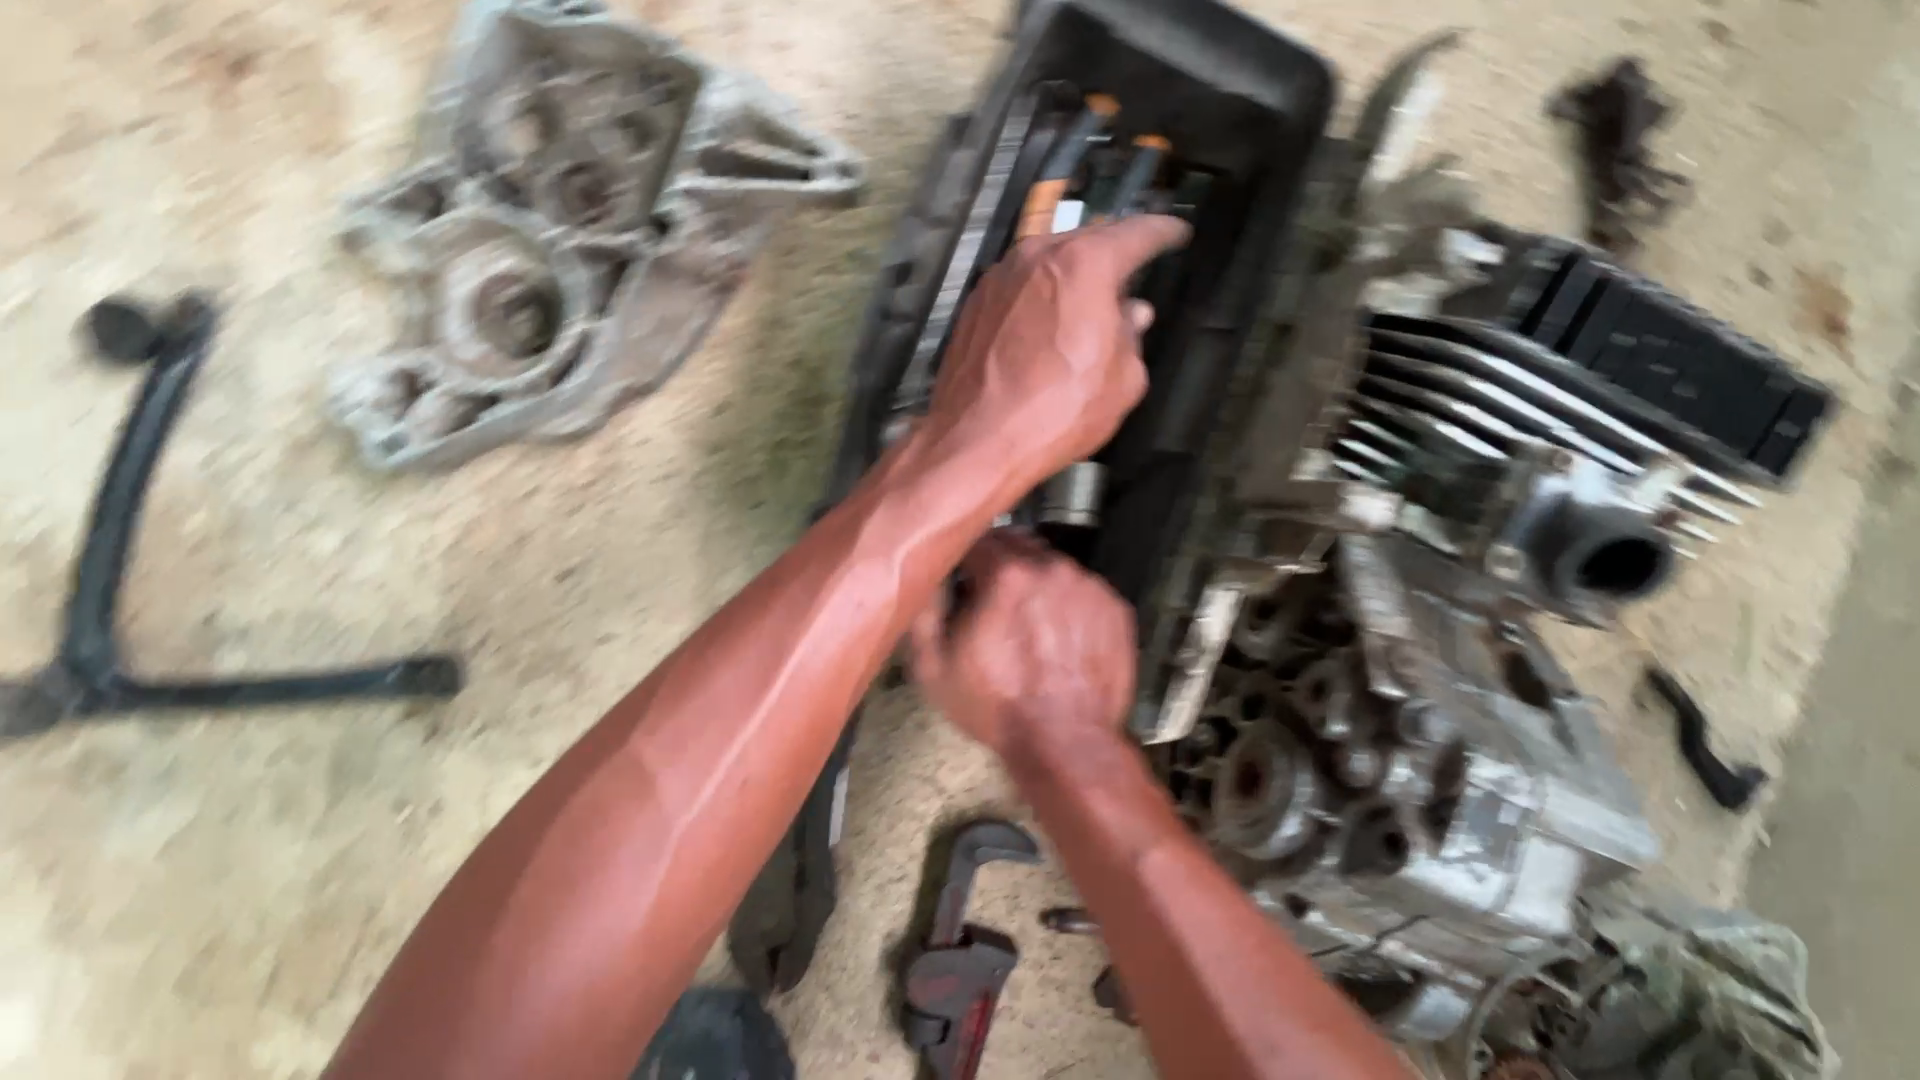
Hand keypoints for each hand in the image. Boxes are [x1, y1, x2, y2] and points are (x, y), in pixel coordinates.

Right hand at [908, 529, 1137, 759]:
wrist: (1065, 743)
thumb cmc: (996, 707)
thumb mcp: (932, 665)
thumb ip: (924, 608)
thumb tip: (928, 576)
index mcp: (1007, 574)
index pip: (977, 540)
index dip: (963, 561)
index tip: (960, 582)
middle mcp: (1052, 568)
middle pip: (1017, 546)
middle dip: (999, 567)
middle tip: (989, 604)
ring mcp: (1089, 586)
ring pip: (1052, 567)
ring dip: (1035, 584)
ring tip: (1026, 626)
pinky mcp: (1115, 607)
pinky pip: (1081, 590)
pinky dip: (1066, 603)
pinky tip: (1056, 637)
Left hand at [923, 216, 1190, 489]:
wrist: (976, 441)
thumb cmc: (1058, 412)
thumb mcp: (1122, 380)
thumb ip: (1132, 336)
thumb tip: (1131, 315)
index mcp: (1085, 263)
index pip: (1137, 233)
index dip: (1163, 233)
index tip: (1176, 233)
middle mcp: (1037, 256)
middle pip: (1087, 243)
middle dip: (1113, 258)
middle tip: (1131, 279)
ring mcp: (999, 277)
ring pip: (1049, 264)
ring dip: (1072, 280)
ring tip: (1088, 309)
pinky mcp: (974, 304)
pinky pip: (1020, 289)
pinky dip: (1039, 300)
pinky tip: (1047, 330)